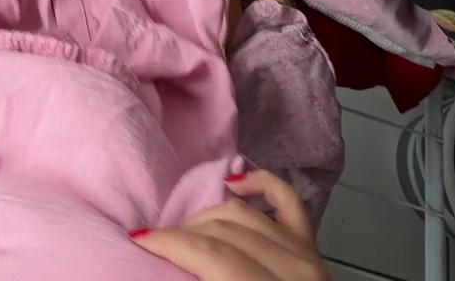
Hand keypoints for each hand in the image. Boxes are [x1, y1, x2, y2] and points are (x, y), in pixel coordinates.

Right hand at [131, 170, 330, 280]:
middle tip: (157, 246)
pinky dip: (260, 183)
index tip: (138, 243)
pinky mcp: (315, 251)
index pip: (210, 254)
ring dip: (207, 216)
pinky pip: (287, 201)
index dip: (169, 244)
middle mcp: (293, 270)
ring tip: (184, 232)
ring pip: (243, 213)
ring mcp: (307, 257)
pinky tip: (232, 185)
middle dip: (183, 233)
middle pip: (222, 230)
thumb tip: (171, 272)